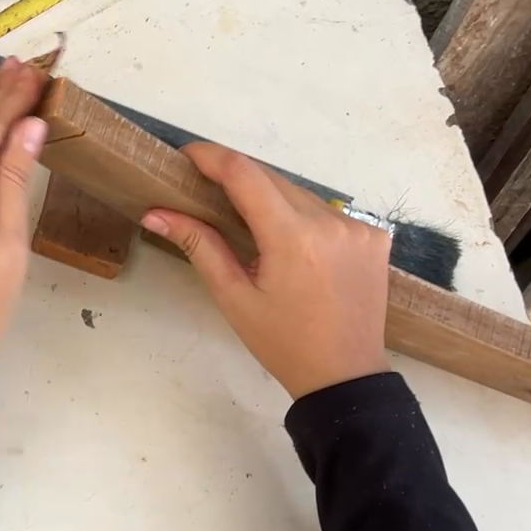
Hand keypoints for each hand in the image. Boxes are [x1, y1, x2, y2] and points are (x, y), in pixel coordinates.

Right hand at [141, 142, 391, 399]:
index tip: (185, 155)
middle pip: (271, 179)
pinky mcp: (374, 235)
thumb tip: (155, 213)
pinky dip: (297, 214)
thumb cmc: (281, 341)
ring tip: (241, 218)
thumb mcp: (233, 295)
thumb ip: (199, 245)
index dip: (212, 156)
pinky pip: (324, 210)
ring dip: (266, 196)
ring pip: (299, 192)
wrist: (345, 375)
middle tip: (202, 188)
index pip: (245, 174)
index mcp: (292, 237)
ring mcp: (358, 226)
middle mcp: (330, 221)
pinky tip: (286, 239)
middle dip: (236, 177)